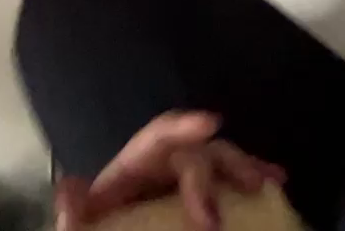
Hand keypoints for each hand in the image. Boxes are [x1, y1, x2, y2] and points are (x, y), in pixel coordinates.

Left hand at [55, 111, 286, 230]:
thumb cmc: (99, 229)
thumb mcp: (84, 227)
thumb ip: (77, 215)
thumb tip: (68, 189)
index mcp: (132, 168)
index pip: (159, 135)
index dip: (185, 125)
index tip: (213, 123)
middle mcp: (162, 169)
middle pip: (197, 150)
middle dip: (223, 163)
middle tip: (243, 193)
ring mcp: (183, 186)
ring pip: (220, 161)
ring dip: (246, 166)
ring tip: (271, 180)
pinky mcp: (202, 206)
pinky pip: (230, 185)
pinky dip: (253, 179)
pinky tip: (276, 183)